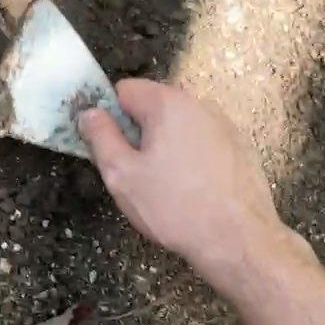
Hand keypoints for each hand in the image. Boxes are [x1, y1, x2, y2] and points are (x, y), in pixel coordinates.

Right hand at [79, 79, 283, 278]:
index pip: (124, 90)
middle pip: (152, 106)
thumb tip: (89, 113)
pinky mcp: (236, 144)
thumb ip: (101, 138)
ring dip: (160, 146)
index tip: (105, 147)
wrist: (234, 235)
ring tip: (159, 185)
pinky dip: (185, 157)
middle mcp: (198, 103)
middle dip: (135, 133)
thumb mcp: (121, 175)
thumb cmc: (172, 206)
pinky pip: (198, 141)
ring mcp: (221, 122)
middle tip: (130, 174)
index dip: (107, 116)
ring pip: (176, 125)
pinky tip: (185, 188)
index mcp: (167, 104)